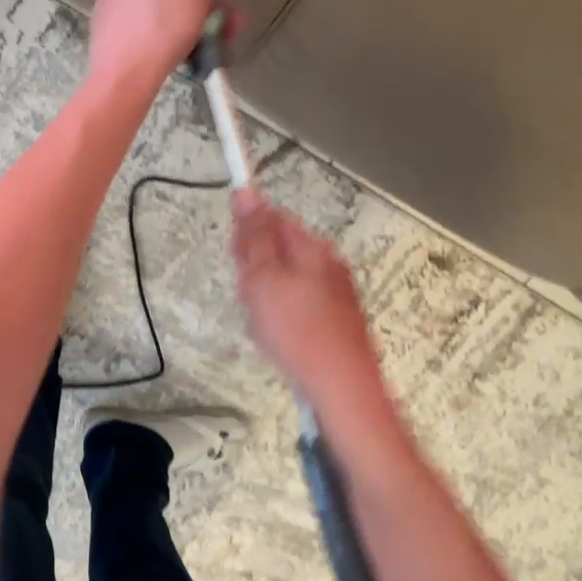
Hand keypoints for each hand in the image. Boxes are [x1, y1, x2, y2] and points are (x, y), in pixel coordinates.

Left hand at [87, 0, 231, 93]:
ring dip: (194, 28)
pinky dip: (170, 44)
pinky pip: (150, 35)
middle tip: (227, 30)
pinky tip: (186, 59)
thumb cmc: (160, 29)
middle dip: (206, 10)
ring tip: (213, 49)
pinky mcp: (112, 41)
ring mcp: (112, 14)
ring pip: (165, 15)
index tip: (220, 3)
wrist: (123, 80)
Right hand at [230, 189, 383, 398]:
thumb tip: (245, 191)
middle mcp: (327, 263)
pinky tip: (278, 340)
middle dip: (254, 272)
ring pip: (282, 282)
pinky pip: (295, 306)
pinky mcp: (335, 321)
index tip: (239, 263)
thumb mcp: (264, 277)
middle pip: (276, 251)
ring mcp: (334, 293)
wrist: (342, 389)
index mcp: (312, 247)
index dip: (247, 237)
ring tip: (263, 324)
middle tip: (251, 298)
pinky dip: (280, 318)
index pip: (271, 218)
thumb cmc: (297, 329)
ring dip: (264, 299)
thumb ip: (254, 235)